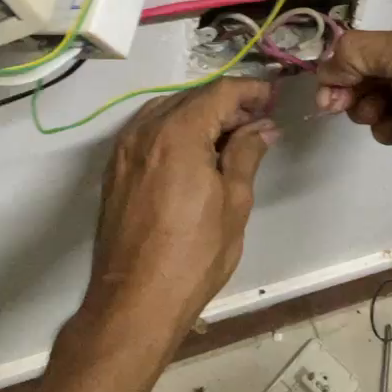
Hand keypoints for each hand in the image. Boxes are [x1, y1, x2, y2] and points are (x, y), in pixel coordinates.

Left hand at [84, 78, 278, 336]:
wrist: (135, 302)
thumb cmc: (193, 254)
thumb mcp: (234, 201)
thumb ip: (247, 154)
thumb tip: (263, 128)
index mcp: (178, 133)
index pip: (220, 92)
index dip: (251, 90)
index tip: (275, 97)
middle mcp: (145, 131)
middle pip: (193, 98)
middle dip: (228, 104)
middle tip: (260, 121)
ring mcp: (125, 150)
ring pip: (169, 112)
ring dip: (202, 116)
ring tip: (232, 138)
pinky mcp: (116, 170)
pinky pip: (151, 132)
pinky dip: (178, 131)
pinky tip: (199, 154)